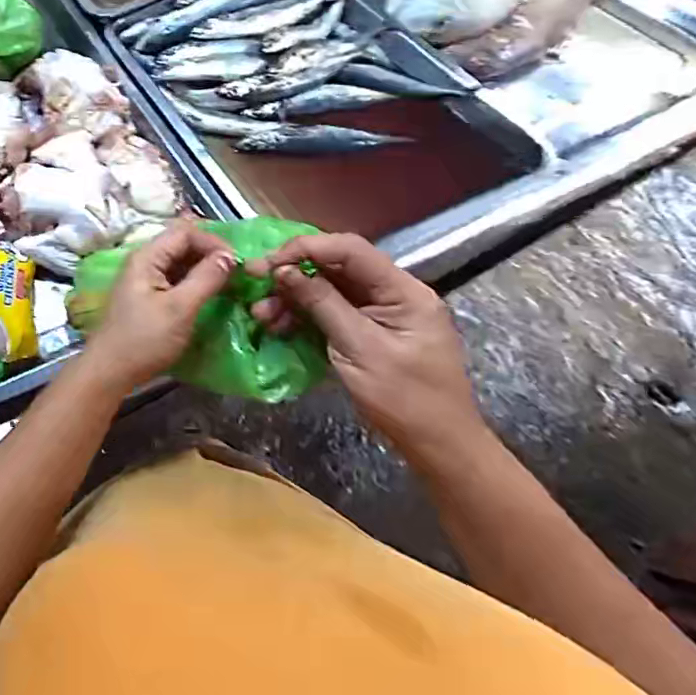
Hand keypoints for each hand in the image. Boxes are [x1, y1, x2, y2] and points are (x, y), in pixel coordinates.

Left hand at [80, 223, 236, 394]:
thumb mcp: (180, 309)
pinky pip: (176, 277)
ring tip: (229, 281)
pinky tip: (211, 293)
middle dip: (211, 252)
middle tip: (237, 271)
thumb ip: (206, 279)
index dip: (213, 241)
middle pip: (182, 243)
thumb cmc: (144, 340)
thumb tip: (230, 257)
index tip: (238, 261)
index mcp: (147, 257)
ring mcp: (145, 278)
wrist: (109, 372)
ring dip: (205, 267)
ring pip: (180, 260)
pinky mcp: (148, 295)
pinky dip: (195, 280)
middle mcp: (144, 260)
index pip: (185, 231)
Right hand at [246, 234, 482, 452]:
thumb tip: (284, 270)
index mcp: (402, 290)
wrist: (439, 447)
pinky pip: (334, 311)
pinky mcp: (371, 331)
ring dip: (294, 297)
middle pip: (337, 266)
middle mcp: (394, 292)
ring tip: (262, 315)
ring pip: (330, 289)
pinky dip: (306, 316)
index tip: (269, 263)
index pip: (350, 249)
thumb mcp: (359, 349)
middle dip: (293, 273)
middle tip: (256, 285)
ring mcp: (382, 312)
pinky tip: (279, 325)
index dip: (306, 248)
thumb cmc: (405, 400)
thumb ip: (322, 304)